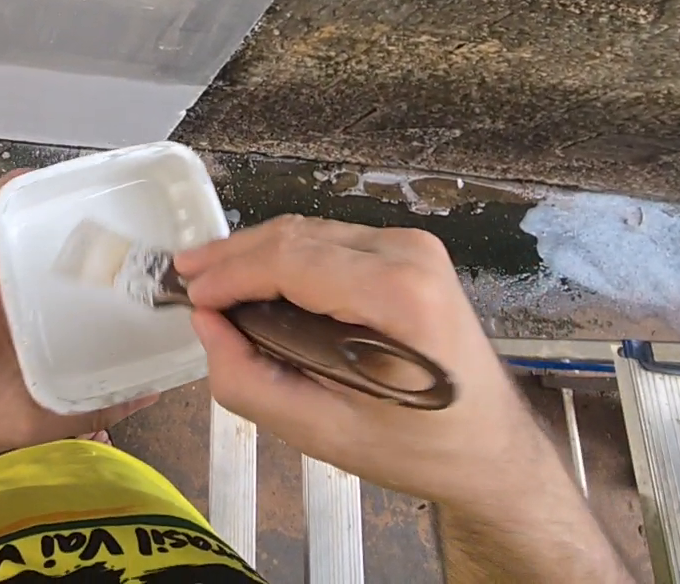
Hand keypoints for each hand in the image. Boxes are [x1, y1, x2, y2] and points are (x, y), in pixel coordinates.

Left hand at [0, 171, 153, 459]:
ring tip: (86, 231)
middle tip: (95, 211)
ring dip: (34, 224)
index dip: (19, 187)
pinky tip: (62, 266)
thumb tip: (150, 388)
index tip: (64, 186)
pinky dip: (25, 245)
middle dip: (43, 204)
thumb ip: (94, 407)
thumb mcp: (36, 418)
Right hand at [174, 216, 568, 516]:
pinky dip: (283, 255)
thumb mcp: (323, 433)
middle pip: (295, 234)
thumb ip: (250, 381)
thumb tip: (206, 324)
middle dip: (233, 254)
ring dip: (254, 251)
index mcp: (399, 296)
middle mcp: (407, 252)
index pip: (291, 260)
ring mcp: (411, 244)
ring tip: (211, 275)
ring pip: (307, 230)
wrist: (493, 449)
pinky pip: (326, 239)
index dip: (231, 271)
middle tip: (186, 274)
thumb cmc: (416, 449)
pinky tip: (256, 274)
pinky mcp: (407, 248)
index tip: (190, 293)